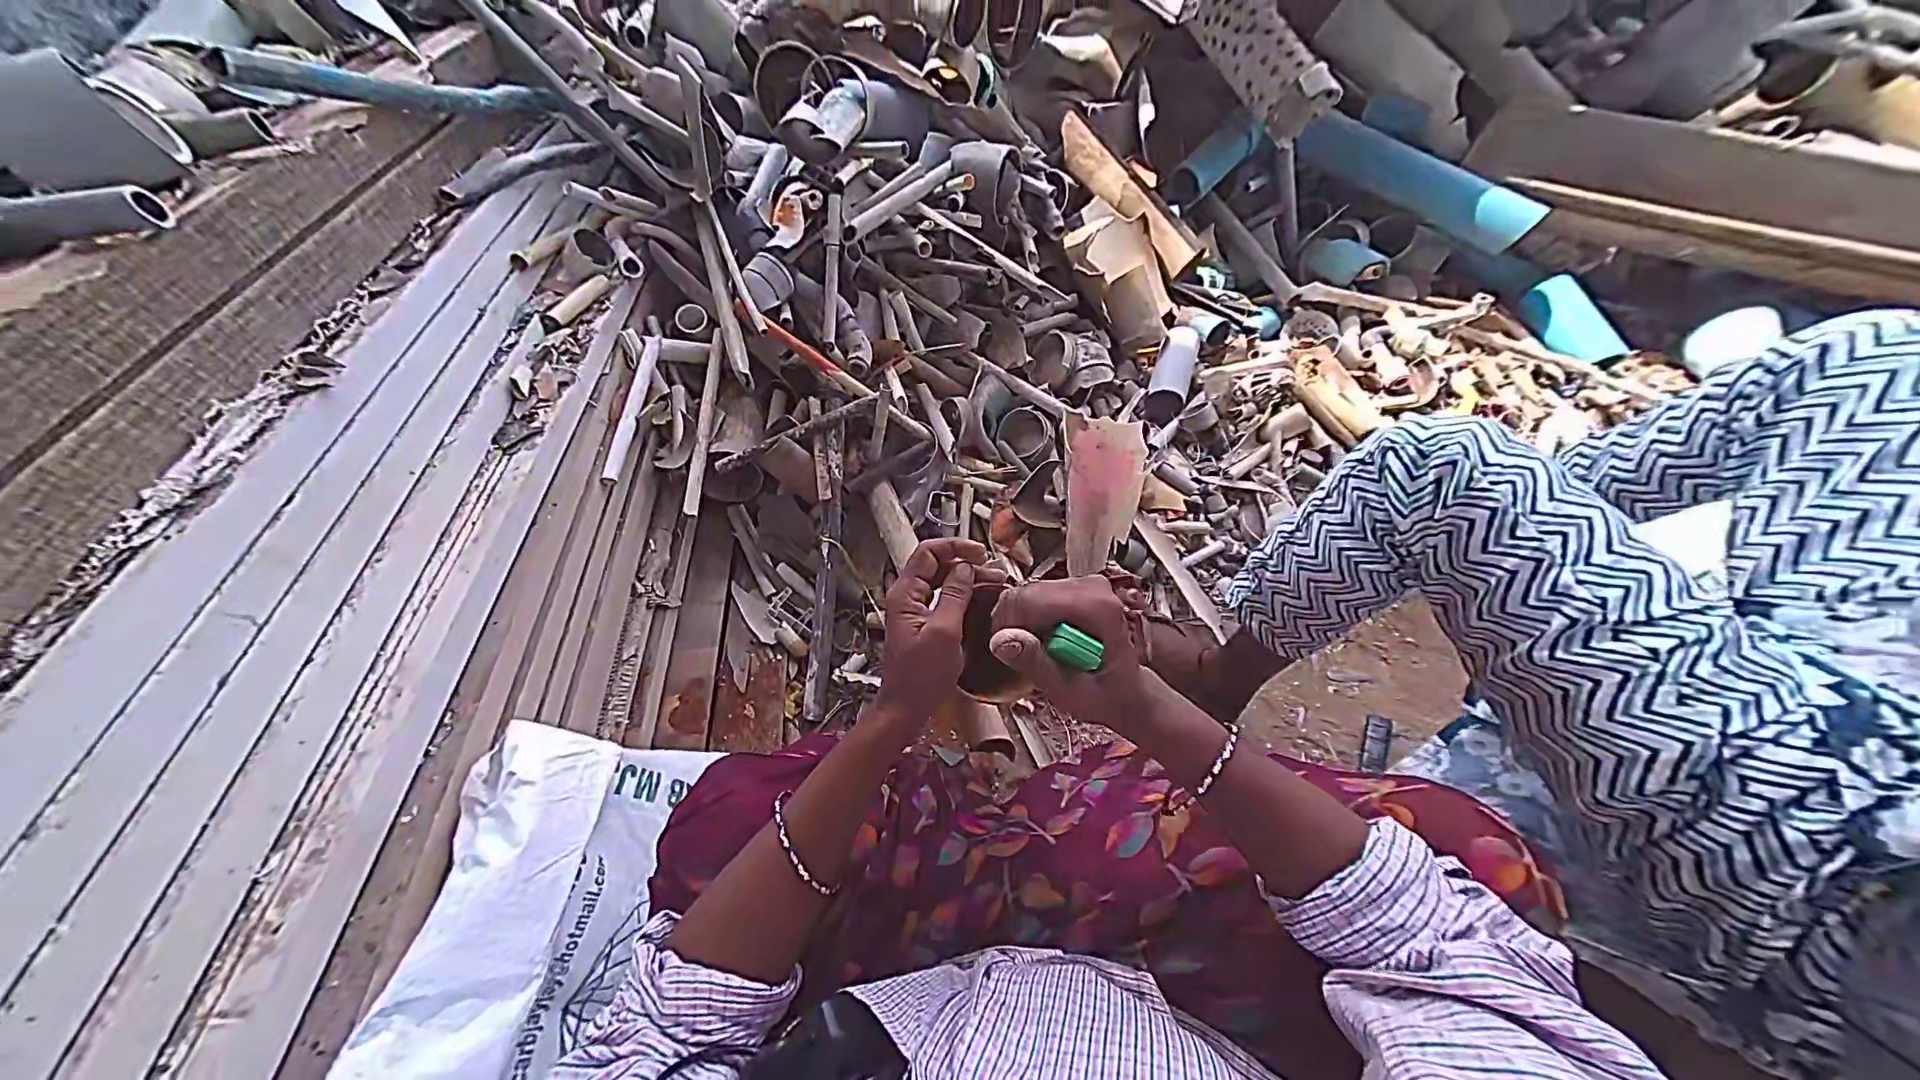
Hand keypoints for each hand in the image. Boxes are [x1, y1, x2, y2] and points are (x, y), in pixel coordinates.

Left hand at [876, 538, 997, 720]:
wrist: (905, 707)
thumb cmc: (920, 677)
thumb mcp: (945, 632)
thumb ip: (955, 595)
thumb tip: (965, 568)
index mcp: (904, 595)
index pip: (927, 552)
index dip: (954, 547)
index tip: (979, 553)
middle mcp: (905, 598)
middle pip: (935, 564)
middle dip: (965, 563)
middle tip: (992, 571)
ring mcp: (912, 610)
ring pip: (940, 581)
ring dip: (966, 579)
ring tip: (992, 583)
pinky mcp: (921, 622)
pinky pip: (942, 598)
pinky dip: (961, 594)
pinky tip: (979, 598)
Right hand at [987, 576, 1158, 736]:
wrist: (1127, 691)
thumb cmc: (1107, 696)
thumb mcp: (1069, 691)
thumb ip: (1036, 664)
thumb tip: (1002, 640)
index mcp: (1099, 608)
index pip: (1030, 601)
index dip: (1009, 628)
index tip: (1011, 656)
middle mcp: (1093, 588)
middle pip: (1025, 594)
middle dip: (1013, 627)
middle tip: (1022, 659)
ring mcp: (1083, 584)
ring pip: (1024, 593)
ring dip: (1019, 625)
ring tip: (1036, 654)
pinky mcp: (1073, 586)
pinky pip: (1032, 596)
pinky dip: (1026, 620)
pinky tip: (1040, 642)